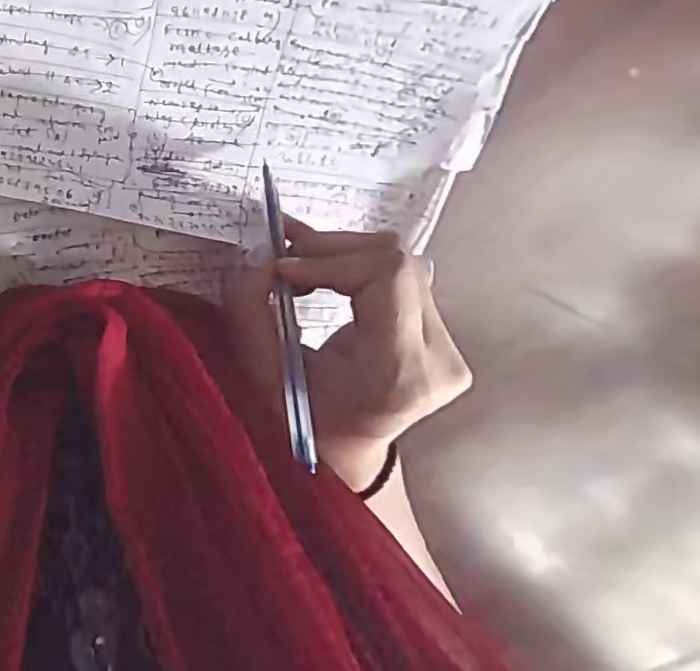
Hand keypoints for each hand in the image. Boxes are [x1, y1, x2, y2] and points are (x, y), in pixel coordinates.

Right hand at [224, 221, 471, 492]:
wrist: (342, 450)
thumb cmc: (300, 417)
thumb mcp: (261, 368)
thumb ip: (250, 307)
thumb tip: (262, 256)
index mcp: (399, 373)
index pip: (386, 276)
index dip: (329, 259)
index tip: (283, 270)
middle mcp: (438, 358)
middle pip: (394, 261)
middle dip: (330, 249)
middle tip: (285, 262)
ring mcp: (448, 346)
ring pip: (398, 260)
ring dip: (341, 253)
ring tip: (302, 270)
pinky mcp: (442, 333)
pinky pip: (400, 272)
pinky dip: (355, 262)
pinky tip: (325, 275)